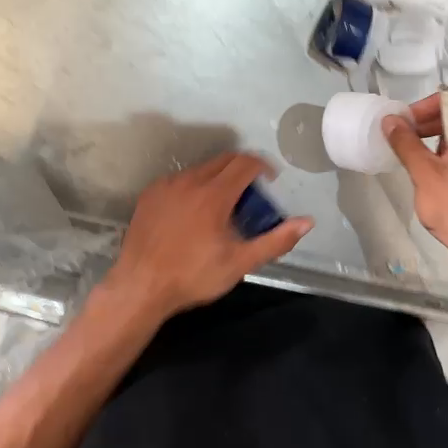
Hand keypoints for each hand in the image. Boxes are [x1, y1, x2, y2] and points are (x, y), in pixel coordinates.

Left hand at [105, 151, 313, 320]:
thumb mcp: (240, 263)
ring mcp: (166, 187)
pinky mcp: (149, 196)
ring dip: (218, 179)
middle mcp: (189, 181)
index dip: (263, 167)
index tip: (271, 181)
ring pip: (200, 170)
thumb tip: (307, 222)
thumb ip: (275, 240)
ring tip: (223, 208)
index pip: (246, 163)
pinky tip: (194, 215)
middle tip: (252, 195)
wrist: (140, 287)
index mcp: (214, 194)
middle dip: (243, 171)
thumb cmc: (193, 276)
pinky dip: (194, 188)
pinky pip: (179, 181)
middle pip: (224, 160)